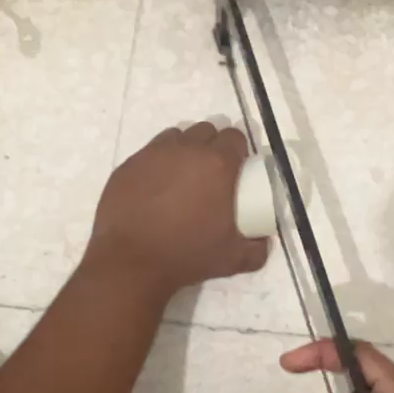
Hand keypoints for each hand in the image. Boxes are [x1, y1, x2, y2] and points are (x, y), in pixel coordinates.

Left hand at [84, 123, 269, 299]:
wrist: (130, 262)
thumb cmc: (186, 255)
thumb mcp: (232, 259)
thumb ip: (256, 249)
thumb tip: (265, 242)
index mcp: (217, 164)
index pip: (235, 137)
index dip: (239, 150)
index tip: (237, 168)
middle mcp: (186, 150)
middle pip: (206, 131)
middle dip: (212, 144)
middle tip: (211, 172)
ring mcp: (153, 154)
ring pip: (176, 137)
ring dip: (185, 148)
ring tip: (183, 175)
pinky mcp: (128, 165)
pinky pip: (149, 153)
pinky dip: (158, 163)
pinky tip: (156, 187)